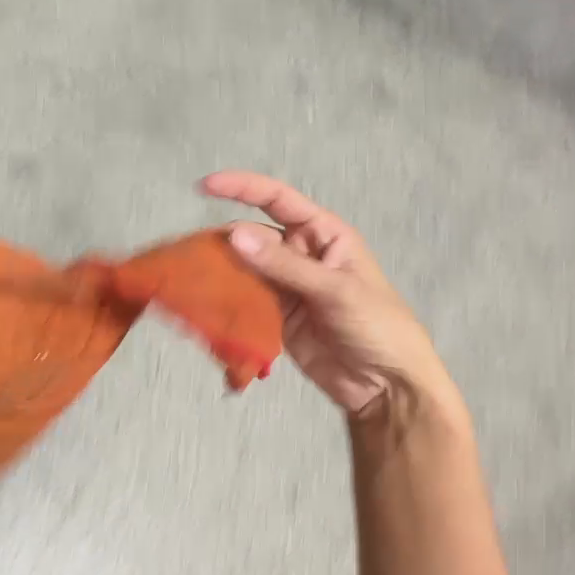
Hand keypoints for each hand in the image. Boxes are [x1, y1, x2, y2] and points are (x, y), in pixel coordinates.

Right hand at [199, 171, 460, 422]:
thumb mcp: (336, 291)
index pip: (277, 200)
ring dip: (217, 270)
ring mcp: (284, 285)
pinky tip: (201, 301)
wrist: (388, 388)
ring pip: (241, 267)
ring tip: (187, 277)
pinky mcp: (273, 315)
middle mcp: (300, 254)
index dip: (242, 188)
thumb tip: (233, 235)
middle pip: (251, 237)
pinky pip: (241, 298)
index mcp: (323, 235)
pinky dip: (222, 298)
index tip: (204, 187)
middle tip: (187, 254)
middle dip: (221, 241)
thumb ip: (284, 264)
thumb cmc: (379, 328)